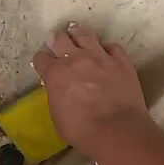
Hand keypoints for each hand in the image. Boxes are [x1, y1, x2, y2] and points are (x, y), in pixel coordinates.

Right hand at [31, 23, 149, 156]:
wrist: (117, 130)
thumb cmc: (81, 129)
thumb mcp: (57, 114)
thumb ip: (55, 94)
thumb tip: (58, 88)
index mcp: (55, 73)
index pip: (41, 58)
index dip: (41, 60)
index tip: (43, 64)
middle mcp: (76, 59)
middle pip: (60, 39)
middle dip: (56, 40)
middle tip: (56, 42)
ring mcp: (100, 57)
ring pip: (85, 34)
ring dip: (78, 34)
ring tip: (77, 34)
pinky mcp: (121, 61)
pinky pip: (112, 46)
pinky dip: (106, 48)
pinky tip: (105, 52)